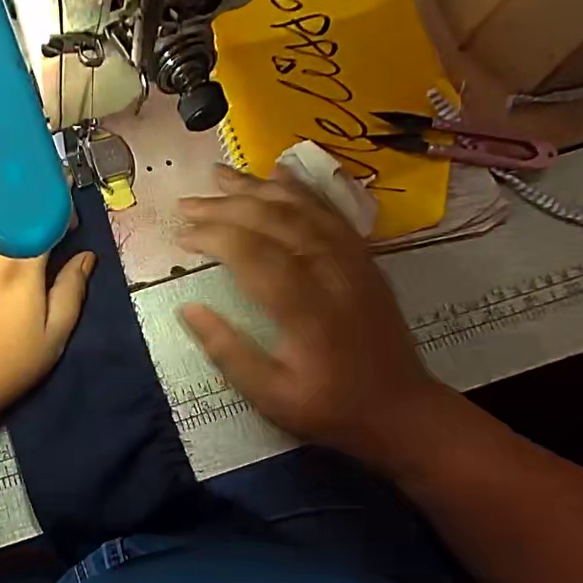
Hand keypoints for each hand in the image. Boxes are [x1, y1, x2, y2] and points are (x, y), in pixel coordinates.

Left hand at [0, 196, 93, 422]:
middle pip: (10, 204)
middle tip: (39, 225)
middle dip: (31, 205)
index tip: (67, 221)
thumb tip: (85, 257)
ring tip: (7, 226)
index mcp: (21, 265)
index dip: (60, 210)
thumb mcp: (53, 338)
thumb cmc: (4, 367)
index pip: (44, 215)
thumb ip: (72, 291)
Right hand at [176, 166, 453, 466]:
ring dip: (257, 188)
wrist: (401, 409)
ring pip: (302, 209)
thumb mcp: (271, 397)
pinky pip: (331, 212)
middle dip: (226, 206)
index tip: (181, 236)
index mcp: (306, 311)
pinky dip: (301, 189)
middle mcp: (332, 273)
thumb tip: (188, 309)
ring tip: (220, 174)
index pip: (253, 255)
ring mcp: (352, 261)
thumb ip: (229, 352)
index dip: (213, 237)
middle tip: (187, 203)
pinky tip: (279, 173)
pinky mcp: (364, 259)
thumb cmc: (331, 408)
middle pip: (275, 221)